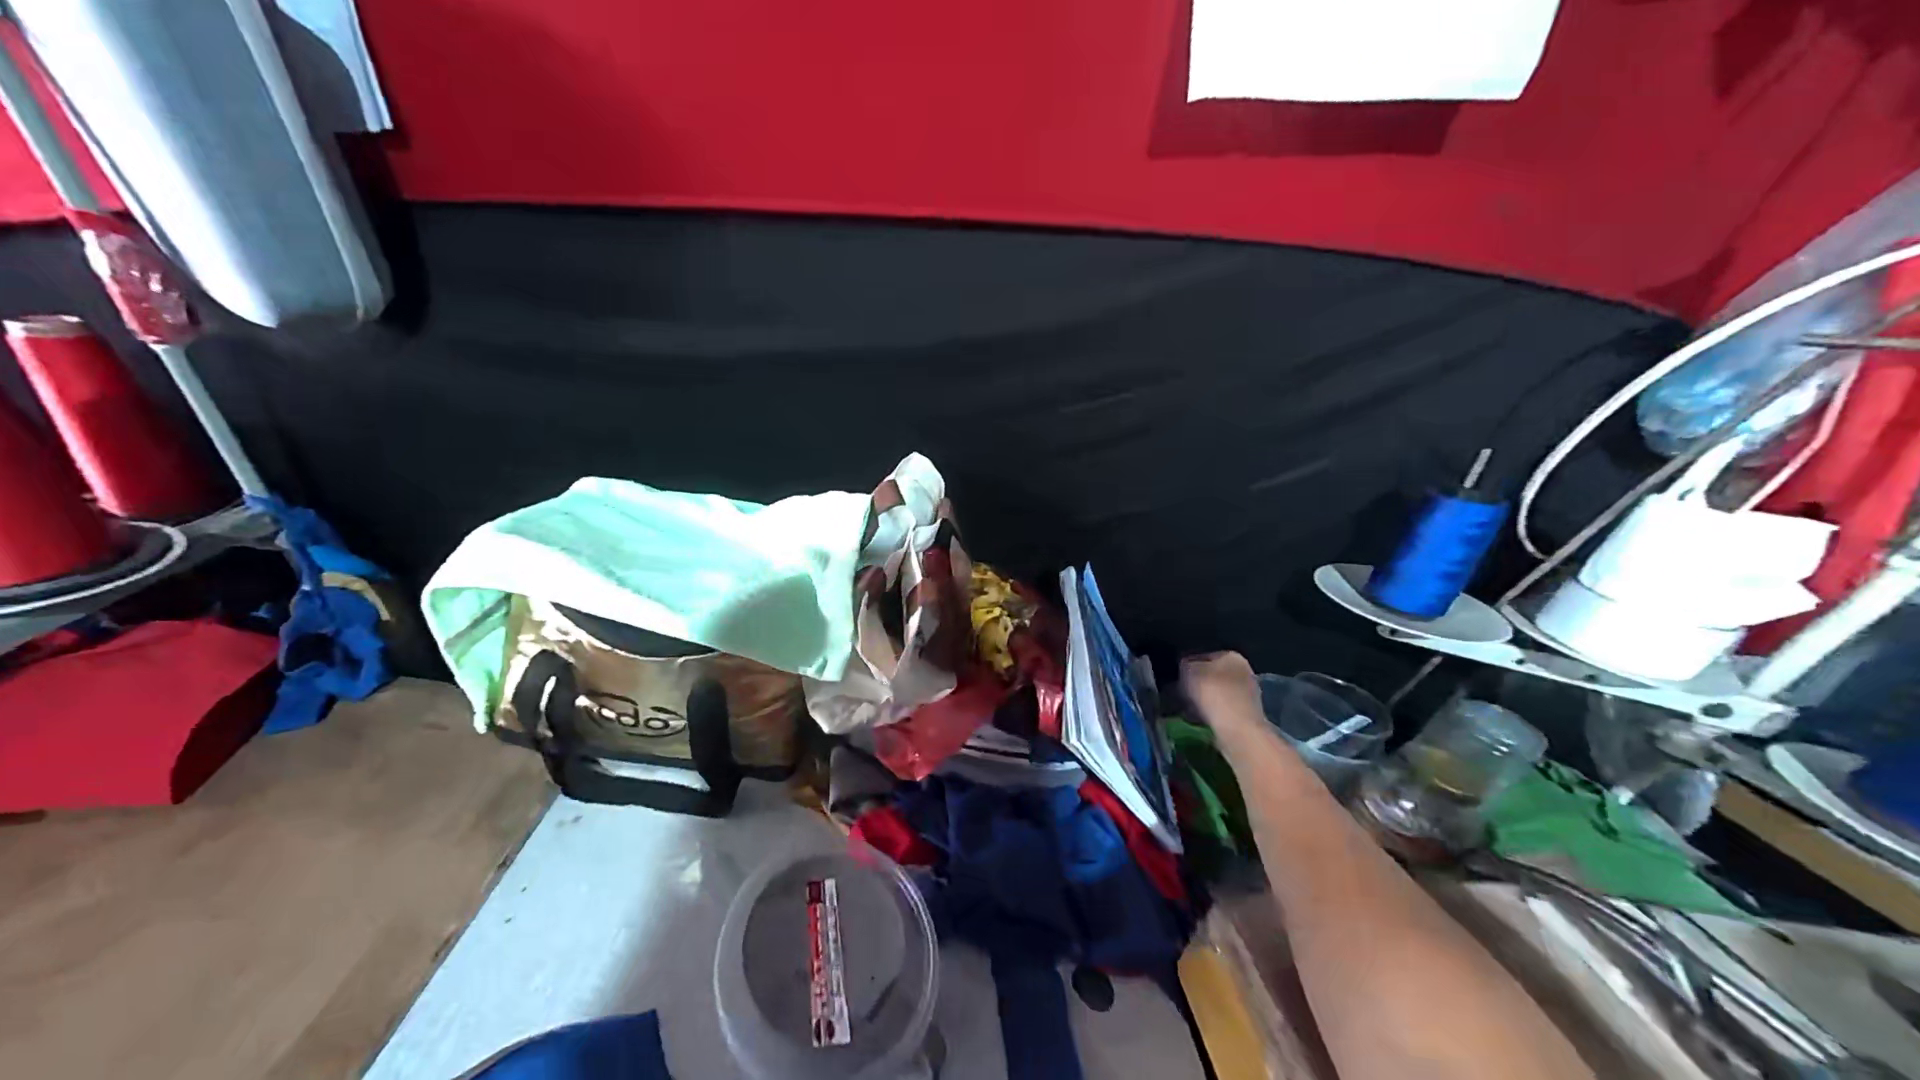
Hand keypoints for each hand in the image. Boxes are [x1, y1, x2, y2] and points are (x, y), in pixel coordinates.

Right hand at [1179, 651, 1264, 739]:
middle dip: (1195, 685)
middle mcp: (1244, 672)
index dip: (1186, 667)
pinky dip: (1210, 715)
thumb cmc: (1213, 694)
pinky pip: (1221, 711)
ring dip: (1201, 701)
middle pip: (1211, 676)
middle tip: (1180, 695)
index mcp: (1232, 656)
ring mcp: (1248, 695)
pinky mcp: (1246, 716)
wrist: (1238, 731)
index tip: (1176, 679)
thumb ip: (1185, 665)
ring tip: (1187, 710)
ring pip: (1216, 695)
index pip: (1202, 656)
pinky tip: (1199, 721)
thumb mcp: (1188, 671)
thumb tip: (1185, 667)